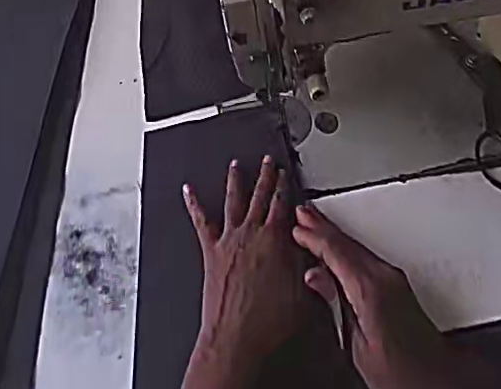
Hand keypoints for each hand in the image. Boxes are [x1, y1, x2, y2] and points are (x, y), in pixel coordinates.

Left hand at [181, 157, 304, 388]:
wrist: (236, 339)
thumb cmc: (267, 323)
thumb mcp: (302, 295)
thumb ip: (307, 268)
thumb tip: (312, 253)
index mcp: (275, 240)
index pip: (282, 204)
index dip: (284, 186)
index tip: (285, 174)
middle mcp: (251, 233)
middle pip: (260, 195)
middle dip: (265, 176)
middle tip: (268, 162)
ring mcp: (229, 239)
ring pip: (233, 200)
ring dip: (235, 181)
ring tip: (235, 165)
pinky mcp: (211, 250)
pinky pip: (201, 221)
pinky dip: (194, 204)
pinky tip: (188, 191)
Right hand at [294, 203, 500, 388]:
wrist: (436, 380)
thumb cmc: (399, 374)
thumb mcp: (357, 347)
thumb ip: (336, 305)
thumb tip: (316, 277)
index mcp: (370, 290)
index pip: (336, 252)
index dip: (314, 238)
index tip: (297, 229)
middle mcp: (384, 276)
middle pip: (346, 242)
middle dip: (322, 226)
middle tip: (302, 213)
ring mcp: (393, 277)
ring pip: (356, 245)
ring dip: (334, 232)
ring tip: (315, 220)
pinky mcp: (398, 282)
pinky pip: (366, 253)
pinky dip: (347, 244)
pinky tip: (338, 243)